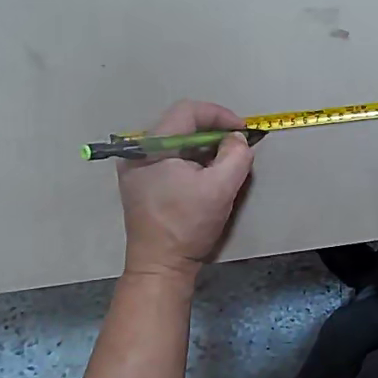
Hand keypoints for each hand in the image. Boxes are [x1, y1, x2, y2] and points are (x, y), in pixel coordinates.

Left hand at [118, 100, 254, 280]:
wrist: (160, 266)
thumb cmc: (187, 225)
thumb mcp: (221, 187)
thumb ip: (236, 155)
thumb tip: (237, 139)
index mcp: (150, 147)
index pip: (187, 111)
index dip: (219, 115)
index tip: (242, 130)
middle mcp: (137, 151)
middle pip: (180, 124)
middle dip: (212, 131)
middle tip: (236, 146)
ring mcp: (135, 168)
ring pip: (176, 142)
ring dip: (203, 147)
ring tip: (224, 161)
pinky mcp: (140, 183)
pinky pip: (169, 158)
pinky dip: (191, 160)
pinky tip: (206, 175)